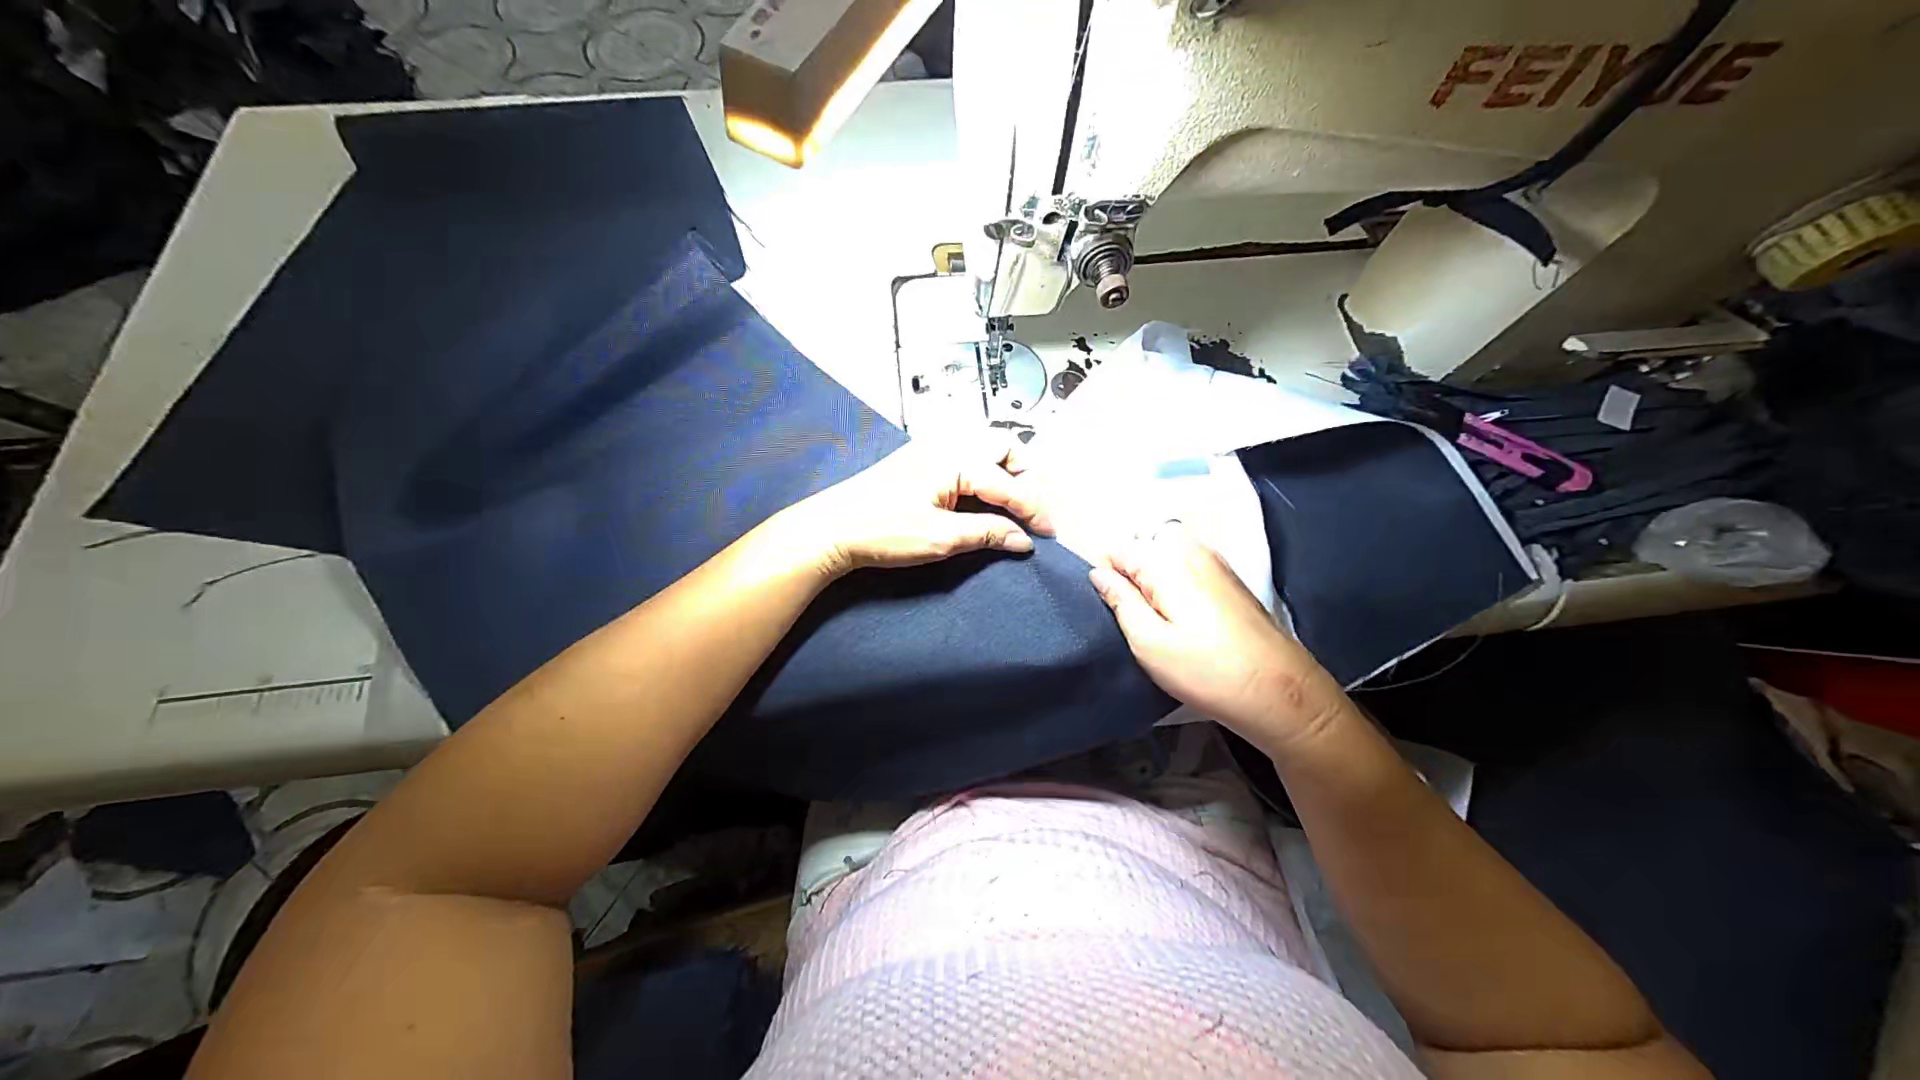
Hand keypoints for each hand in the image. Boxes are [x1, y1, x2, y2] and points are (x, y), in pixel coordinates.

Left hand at [781, 432, 1054, 576]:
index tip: (1049, 533)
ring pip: (985, 448)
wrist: (831, 528)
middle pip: (1005, 447)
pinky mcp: (921, 460)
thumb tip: (1022, 538)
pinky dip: (983, 472)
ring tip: (1009, 504)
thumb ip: (987, 533)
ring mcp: (932, 449)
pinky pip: (966, 455)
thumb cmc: (880, 530)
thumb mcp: (940, 539)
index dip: (1035, 510)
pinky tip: (979, 498)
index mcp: (956, 460)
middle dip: (1025, 476)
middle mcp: (947, 445)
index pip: (1010, 485)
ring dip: (1005, 471)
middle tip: (1029, 509)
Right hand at [1089, 526, 1353, 756]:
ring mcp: (1216, 564)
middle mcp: (1192, 551)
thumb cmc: (1208, 671)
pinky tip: (1186, 626)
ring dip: (1154, 587)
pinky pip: (1187, 572)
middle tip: (1136, 624)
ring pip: (1165, 562)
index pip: (1115, 550)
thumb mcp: (1148, 643)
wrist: (1281, 693)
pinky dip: (1177, 591)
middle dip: (1131, 581)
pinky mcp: (1230, 582)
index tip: (1111, 613)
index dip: (1105, 579)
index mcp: (1167, 561)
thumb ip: (1119, 601)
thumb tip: (1097, 574)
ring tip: (1160, 628)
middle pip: (1142, 552)